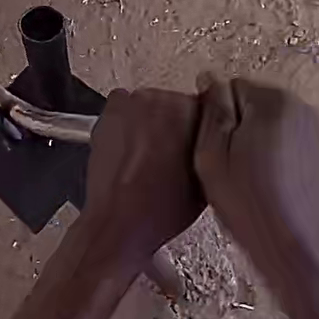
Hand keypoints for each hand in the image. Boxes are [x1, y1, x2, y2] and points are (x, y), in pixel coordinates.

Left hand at [82, 88, 204, 258]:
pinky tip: (127, 147)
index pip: (200, 107)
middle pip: (170, 103)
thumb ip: (211, 148)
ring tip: (145, 152)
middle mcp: (162, 100)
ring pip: (145, 106)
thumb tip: (209, 139)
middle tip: (168, 151)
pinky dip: (123, 122)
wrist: (121, 218)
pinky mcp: (108, 113)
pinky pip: (120, 109)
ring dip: (146, 121)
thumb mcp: (206, 178)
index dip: (194, 129)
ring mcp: (132, 104)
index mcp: (193, 112)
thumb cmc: (164, 206)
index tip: (190, 143)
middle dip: (169, 123)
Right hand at [192, 76, 318, 265]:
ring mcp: (313, 129)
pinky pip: (280, 138)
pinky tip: (263, 182)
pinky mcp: (318, 151)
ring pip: (263, 121)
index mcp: (273, 101)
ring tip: (243, 176)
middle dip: (233, 125)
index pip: (228, 87)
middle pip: (248, 102)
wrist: (295, 249)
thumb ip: (212, 109)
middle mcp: (300, 106)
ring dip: (249, 140)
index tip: (214, 148)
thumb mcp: (211, 153)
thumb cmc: (246, 201)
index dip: (214, 116)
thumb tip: (209, 76)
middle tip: (225, 164)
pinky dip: (267, 152)